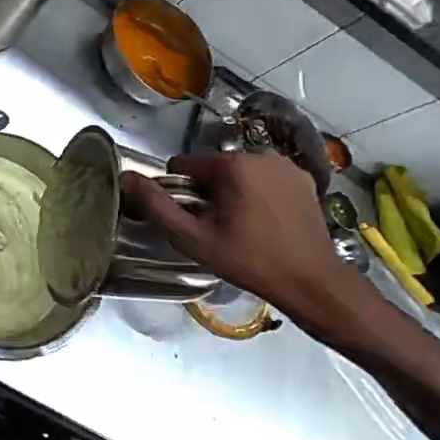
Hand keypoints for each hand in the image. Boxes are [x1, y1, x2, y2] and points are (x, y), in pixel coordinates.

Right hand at [122, 153, 385, 342]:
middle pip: (211, 168)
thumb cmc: (249, 260)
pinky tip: (264, 221)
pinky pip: (263, 178)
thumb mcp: (192, 238)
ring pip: (237, 173)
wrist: (314, 283)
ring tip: (241, 225)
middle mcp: (260, 156)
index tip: (195, 219)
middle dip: (207, 192)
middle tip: (217, 227)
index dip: (180, 192)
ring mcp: (286, 166)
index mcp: (231, 165)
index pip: (183, 165)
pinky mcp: (304, 179)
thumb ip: (155, 205)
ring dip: (231, 192)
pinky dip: (257, 193)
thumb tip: (126, 177)